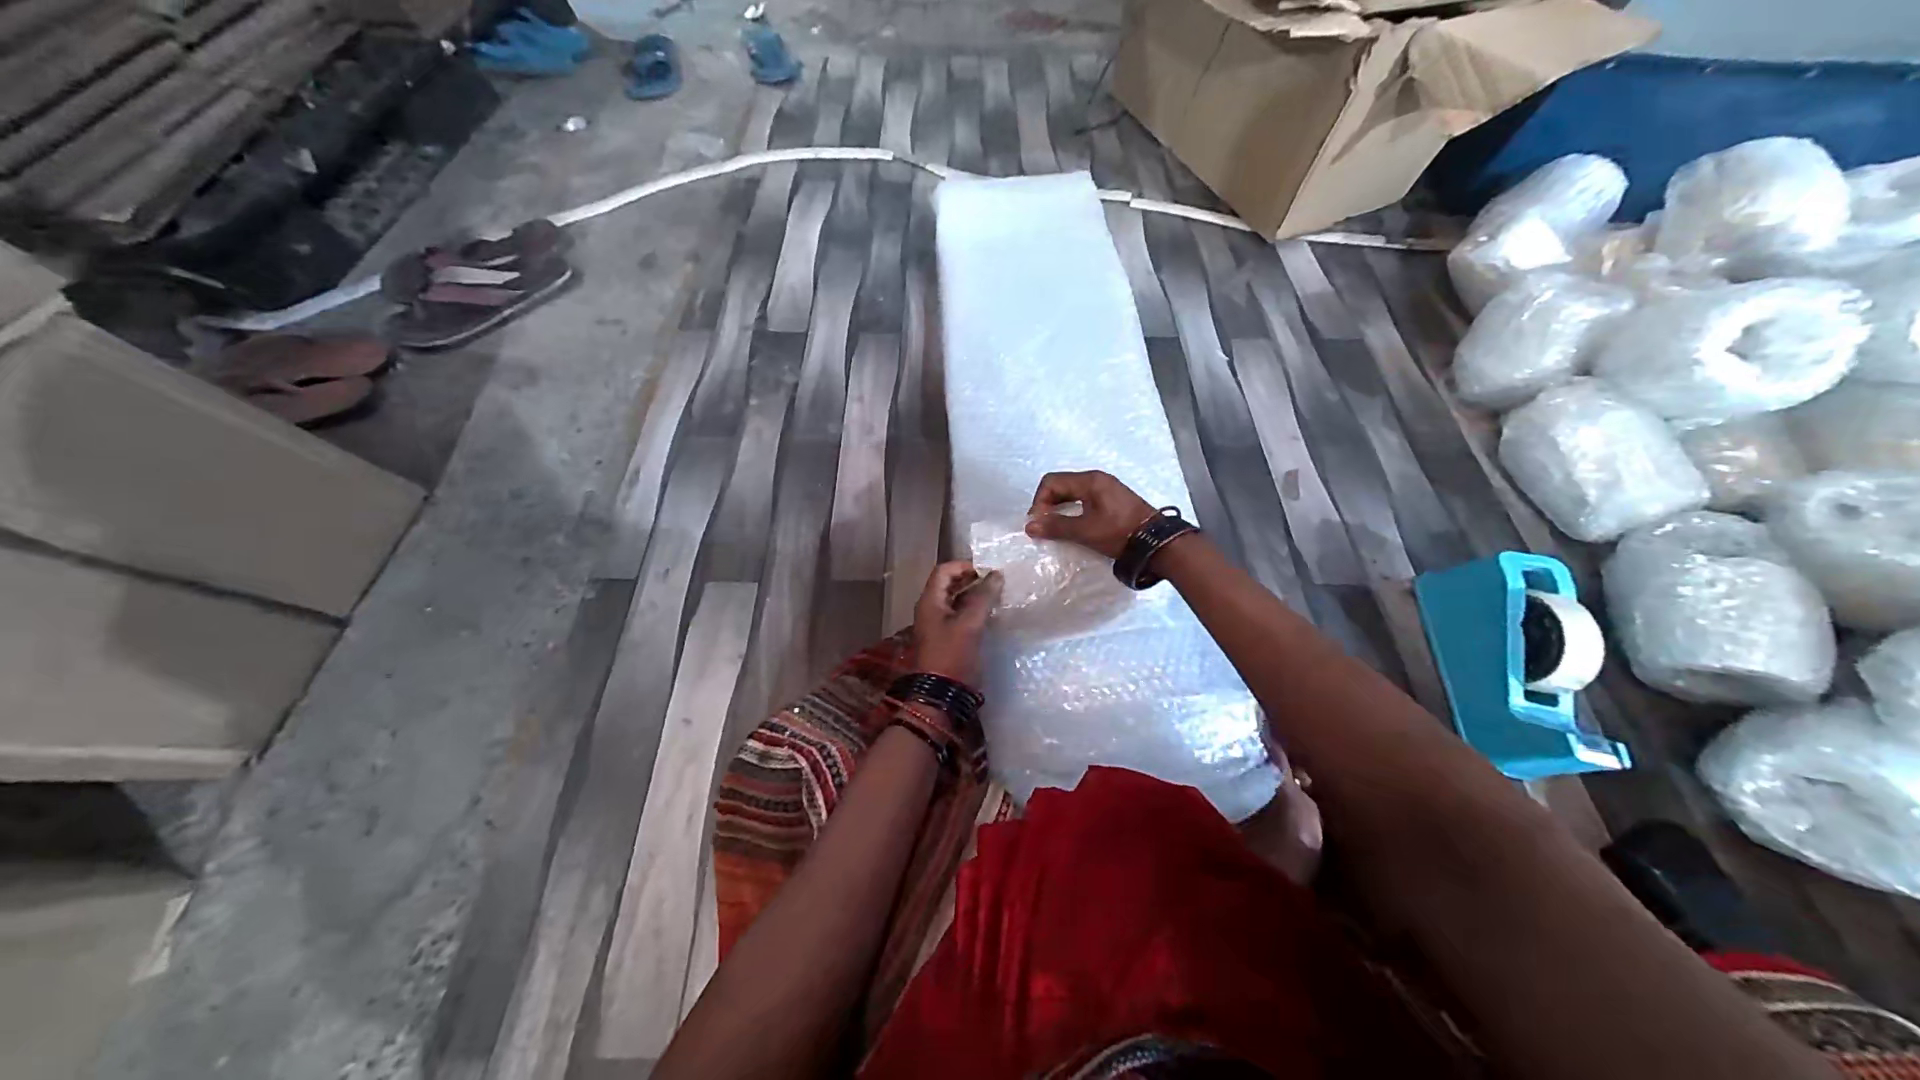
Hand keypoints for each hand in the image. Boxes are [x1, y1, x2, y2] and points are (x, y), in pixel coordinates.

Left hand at [912, 561, 1000, 685]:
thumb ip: (983, 597)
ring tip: (996, 596)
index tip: (987, 570)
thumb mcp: (970, 624)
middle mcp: (930, 609)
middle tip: (995, 582)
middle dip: (971, 579)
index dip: (964, 566)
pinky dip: (973, 611)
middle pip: (948, 584)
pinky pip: (959, 616)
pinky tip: (990, 614)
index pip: (943, 571)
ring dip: (973, 595)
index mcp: (929, 601)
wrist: (941, 694)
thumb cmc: (952, 655)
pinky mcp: (946, 638)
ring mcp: (937, 625)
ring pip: (955, 600)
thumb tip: (996, 574)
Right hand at [1024, 470, 1157, 558]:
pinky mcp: (1112, 500)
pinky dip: (1073, 510)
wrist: (1157, 543)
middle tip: (1044, 527)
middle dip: (1047, 504)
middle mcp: (1097, 479)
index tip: (1038, 523)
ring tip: (1056, 529)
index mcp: (1090, 481)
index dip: (1039, 501)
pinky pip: (1084, 499)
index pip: (1051, 482)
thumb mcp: (1086, 531)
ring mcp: (1106, 489)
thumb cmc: (1120, 533)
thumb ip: (1056, 527)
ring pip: (1072, 493)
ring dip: (1060, 508)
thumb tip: (1029, 526)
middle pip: (1061, 485)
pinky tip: (1074, 527)